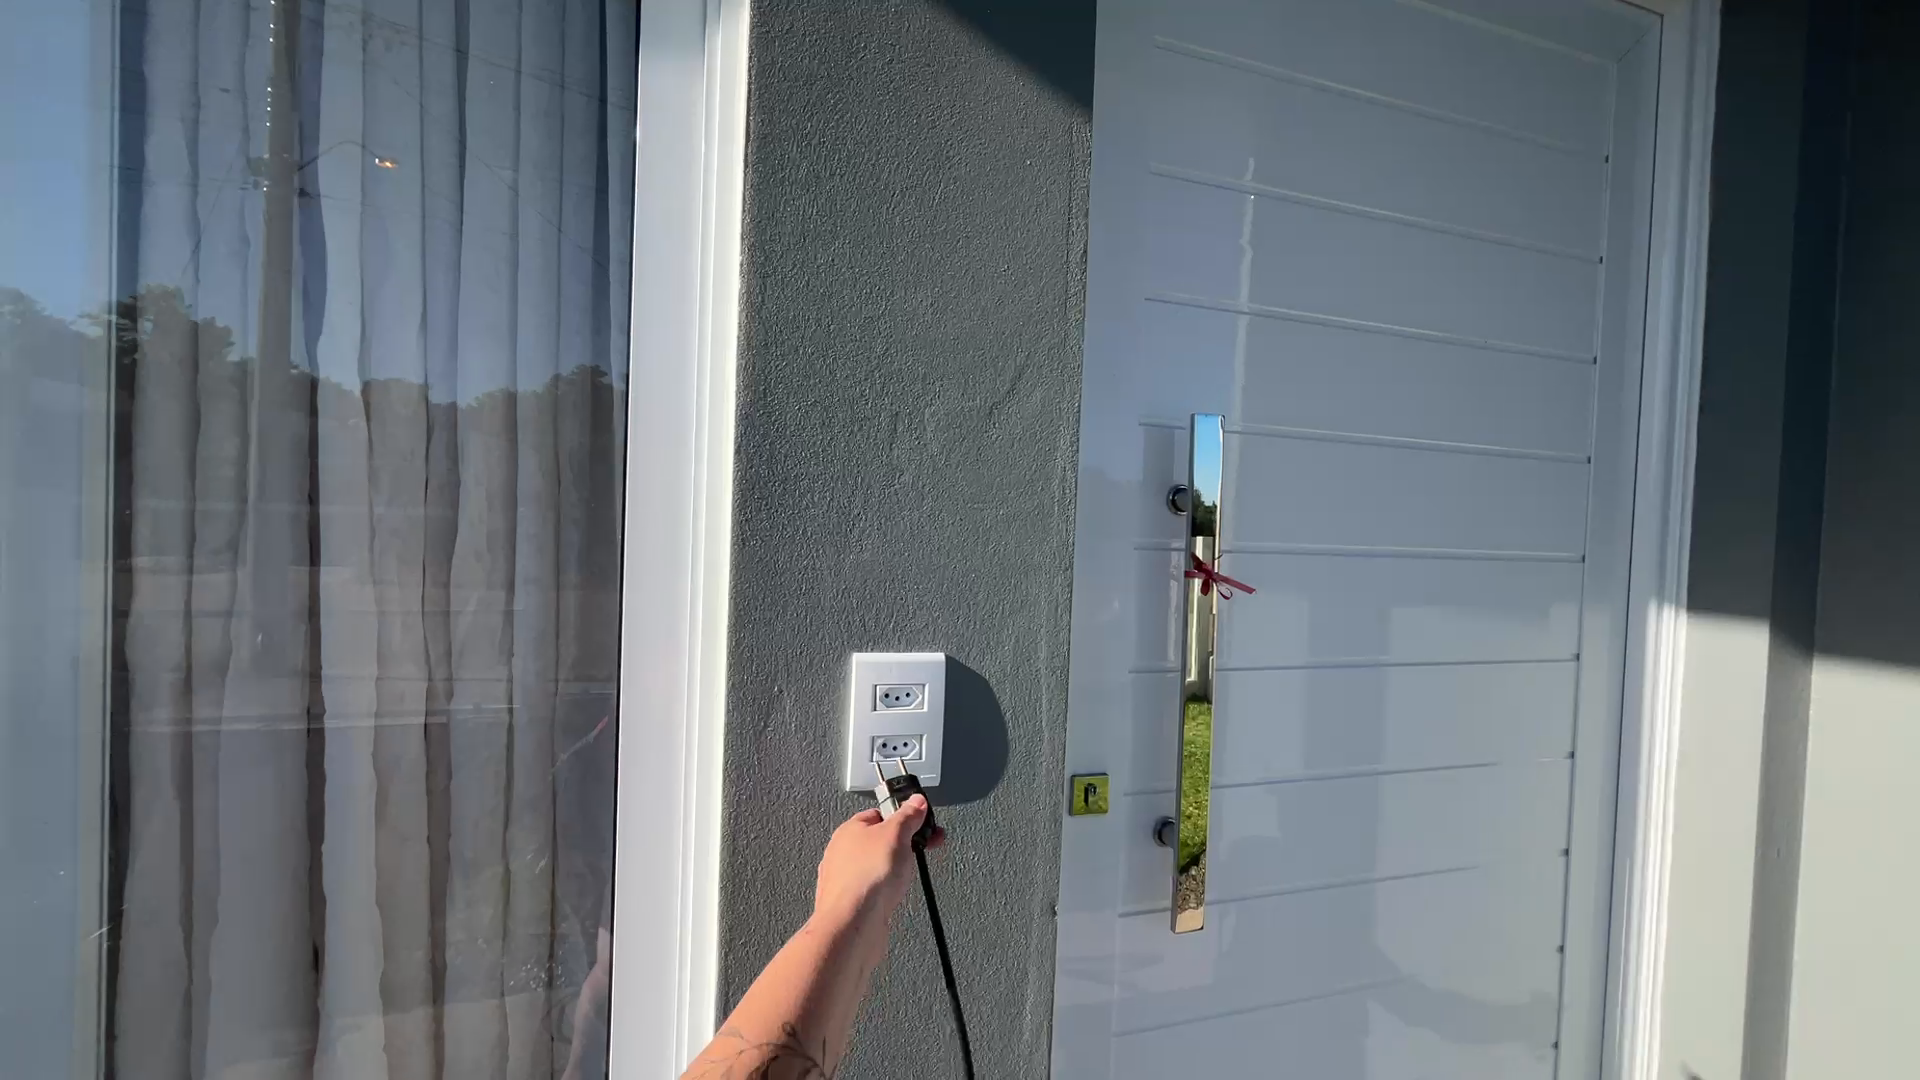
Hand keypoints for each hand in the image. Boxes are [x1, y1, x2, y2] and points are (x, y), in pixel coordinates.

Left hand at [811, 796, 945, 931]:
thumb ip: (908, 816)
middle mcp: (842, 853)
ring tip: (904, 877)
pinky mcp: (850, 904)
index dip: (904, 816)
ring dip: (894, 869)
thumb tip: (915, 802)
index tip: (921, 821)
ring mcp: (844, 880)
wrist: (853, 926)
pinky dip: (885, 890)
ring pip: (876, 866)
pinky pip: (873, 889)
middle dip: (903, 845)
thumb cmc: (867, 879)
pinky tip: (892, 895)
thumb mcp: (898, 835)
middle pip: (879, 840)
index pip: (880, 813)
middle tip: (921, 848)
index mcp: (849, 829)